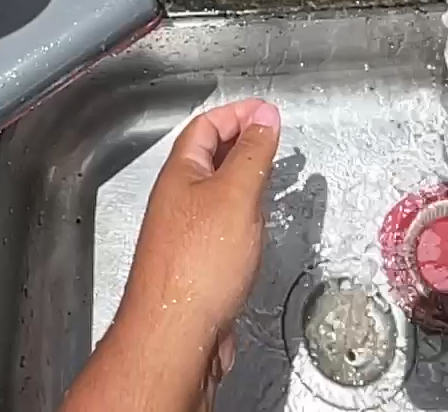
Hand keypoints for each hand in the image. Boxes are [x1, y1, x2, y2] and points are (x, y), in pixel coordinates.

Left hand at [105, 99, 281, 395]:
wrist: (174, 337)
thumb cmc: (198, 265)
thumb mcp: (236, 195)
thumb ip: (253, 153)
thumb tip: (265, 116)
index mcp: (180, 173)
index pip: (206, 125)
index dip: (237, 112)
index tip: (266, 111)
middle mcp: (177, 198)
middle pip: (209, 154)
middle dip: (242, 140)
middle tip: (272, 137)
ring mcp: (184, 230)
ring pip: (215, 188)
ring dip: (243, 175)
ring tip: (271, 174)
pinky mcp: (195, 262)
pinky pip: (220, 221)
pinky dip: (242, 211)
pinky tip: (257, 224)